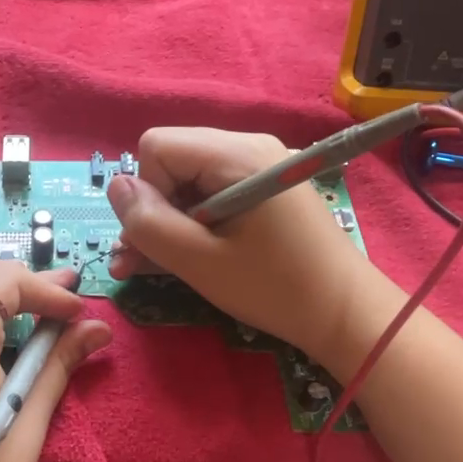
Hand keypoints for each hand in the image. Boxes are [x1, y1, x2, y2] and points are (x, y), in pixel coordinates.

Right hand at [107, 127, 377, 364]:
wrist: (347, 314)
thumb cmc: (275, 289)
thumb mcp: (201, 262)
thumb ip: (150, 223)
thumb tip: (115, 186)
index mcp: (237, 154)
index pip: (157, 146)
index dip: (146, 191)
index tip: (161, 236)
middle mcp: (249, 148)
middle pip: (171, 162)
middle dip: (151, 211)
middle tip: (140, 262)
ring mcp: (260, 168)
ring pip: (188, 183)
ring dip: (167, 224)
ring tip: (148, 268)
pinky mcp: (266, 192)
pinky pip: (212, 197)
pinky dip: (193, 226)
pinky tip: (182, 260)